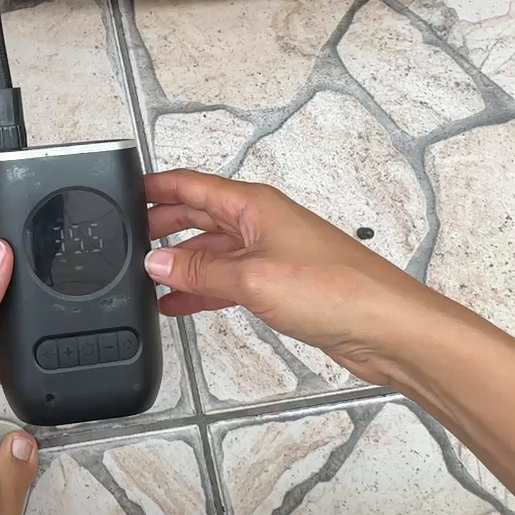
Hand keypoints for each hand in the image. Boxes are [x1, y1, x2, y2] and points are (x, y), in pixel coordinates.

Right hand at [142, 169, 462, 384]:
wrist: (390, 329)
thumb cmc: (335, 289)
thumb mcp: (251, 278)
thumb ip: (199, 270)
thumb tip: (157, 262)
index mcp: (252, 205)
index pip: (191, 185)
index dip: (156, 187)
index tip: (125, 193)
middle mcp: (260, 223)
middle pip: (199, 214)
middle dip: (164, 224)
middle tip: (130, 238)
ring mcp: (270, 253)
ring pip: (212, 250)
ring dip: (182, 263)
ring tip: (148, 277)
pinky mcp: (280, 284)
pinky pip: (229, 280)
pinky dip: (203, 289)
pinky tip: (180, 304)